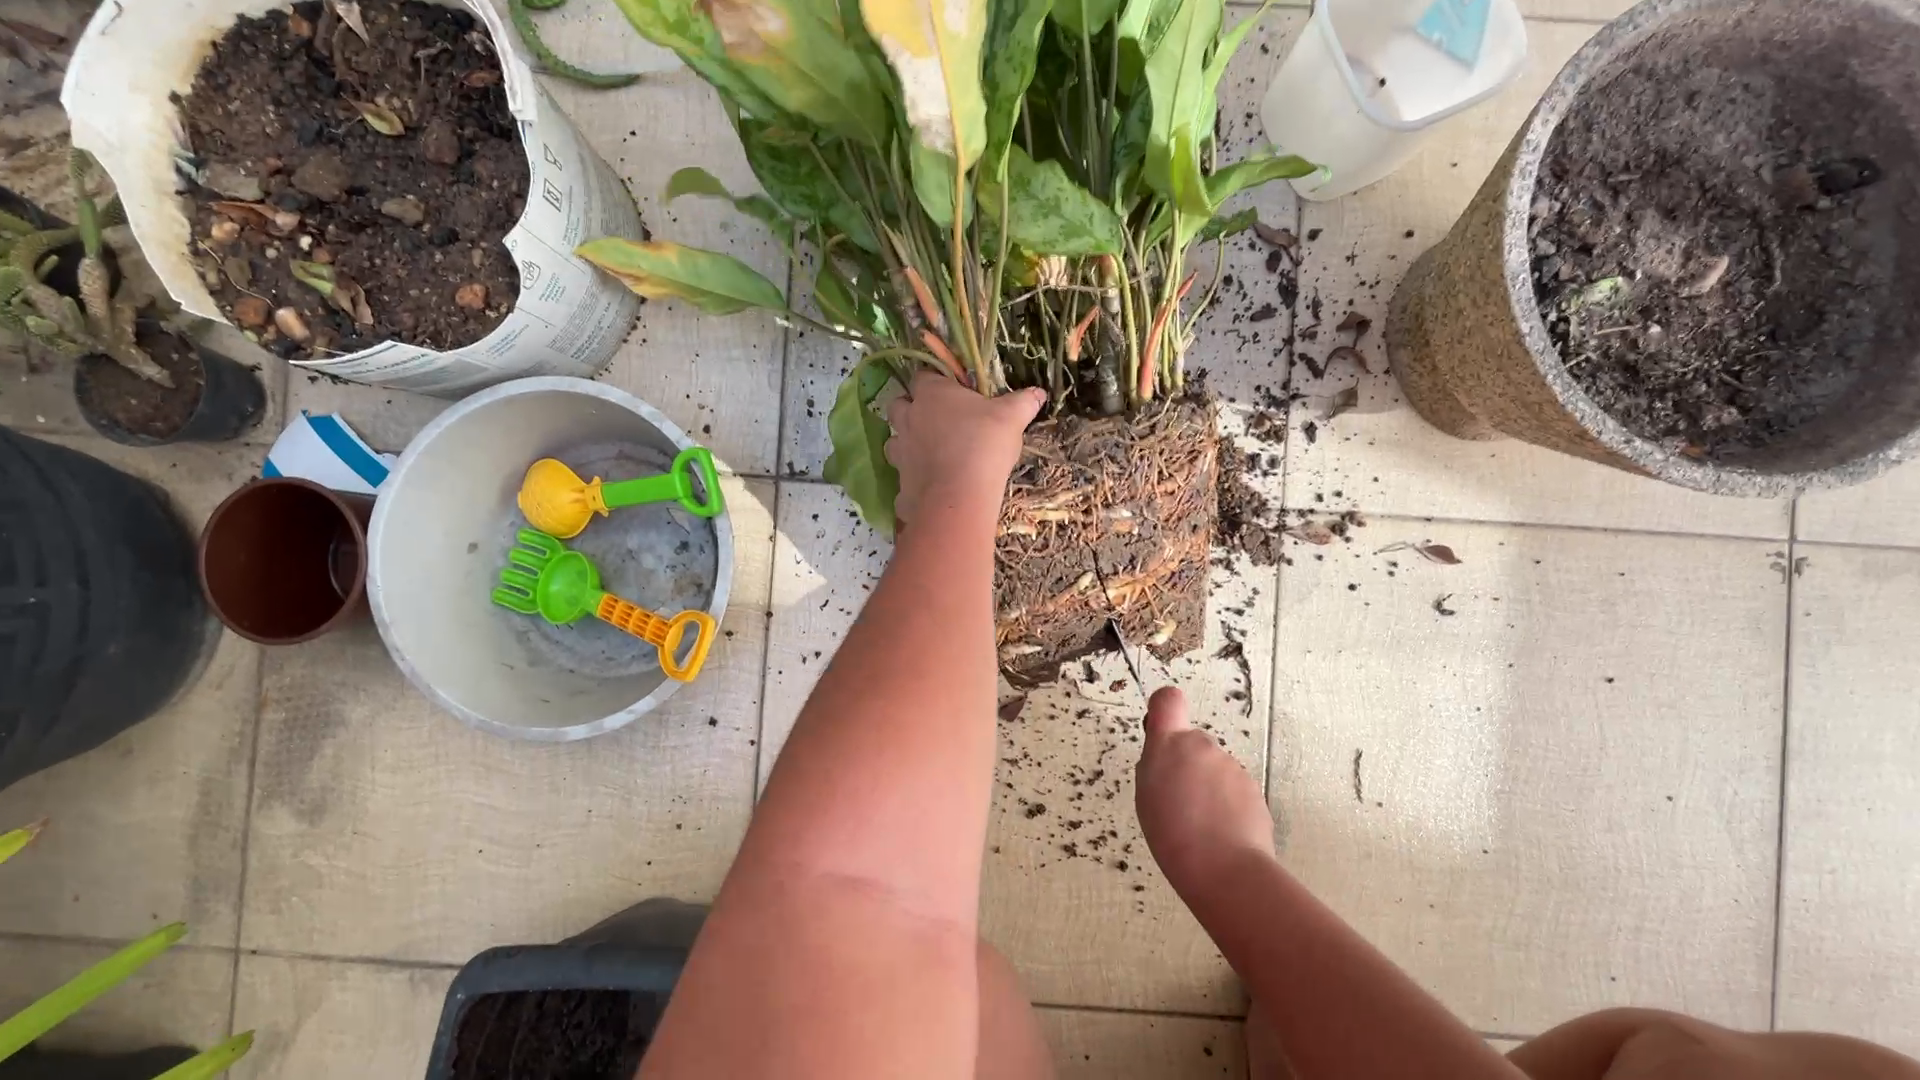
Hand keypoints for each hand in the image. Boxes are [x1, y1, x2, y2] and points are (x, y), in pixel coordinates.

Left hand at [886, 371, 1044, 526]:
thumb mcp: (1011, 418)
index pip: (922, 377)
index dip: (934, 382)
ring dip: (906, 446)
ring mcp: (900, 454)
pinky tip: (931, 491)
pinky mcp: (900, 487)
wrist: (960, 497)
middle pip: (898, 406)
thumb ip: (1023, 402)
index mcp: (931, 395)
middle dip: (911, 410)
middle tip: (936, 421)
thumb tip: (1039, 392)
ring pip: (893, 443)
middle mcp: (908, 420)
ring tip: (930, 456)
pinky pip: (902, 483)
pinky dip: (913, 485)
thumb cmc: (984, 445)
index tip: (951, 391)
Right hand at [1134, 687, 1276, 890]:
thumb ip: (1156, 767)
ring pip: (1214, 769)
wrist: (1224, 868)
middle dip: (1187, 765)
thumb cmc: (1172, 834)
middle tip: (1178, 802)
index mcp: (1169, 745)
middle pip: (1192, 743)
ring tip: (1200, 826)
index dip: (1163, 708)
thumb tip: (1167, 760)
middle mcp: (1203, 746)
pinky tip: (1222, 834)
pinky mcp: (1254, 788)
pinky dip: (1227, 805)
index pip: (1167, 700)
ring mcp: (1231, 766)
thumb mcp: (1146, 797)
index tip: (1161, 729)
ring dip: (1208, 788)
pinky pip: (1233, 790)